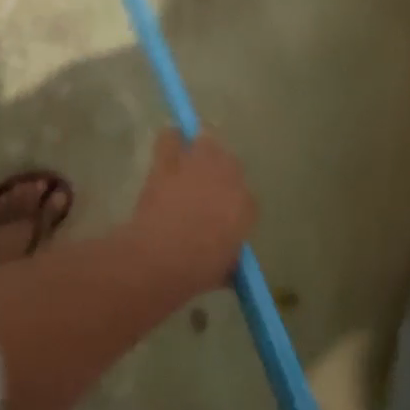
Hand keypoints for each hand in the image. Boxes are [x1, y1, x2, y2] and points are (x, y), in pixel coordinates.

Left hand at [128, 128, 257, 294]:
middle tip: (208, 185)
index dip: (234, 203)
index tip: (223, 212)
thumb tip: (225, 254)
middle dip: (222, 171)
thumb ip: (230, 253)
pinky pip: (172, 139)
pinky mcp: (170, 163)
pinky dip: (172, 140)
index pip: (248, 198)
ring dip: (200, 150)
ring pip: (206, 142)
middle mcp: (227, 180)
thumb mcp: (225, 269)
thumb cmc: (196, 270)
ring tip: (191, 158)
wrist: (161, 257)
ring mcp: (198, 166)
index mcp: (245, 207)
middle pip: (231, 162)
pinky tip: (170, 145)